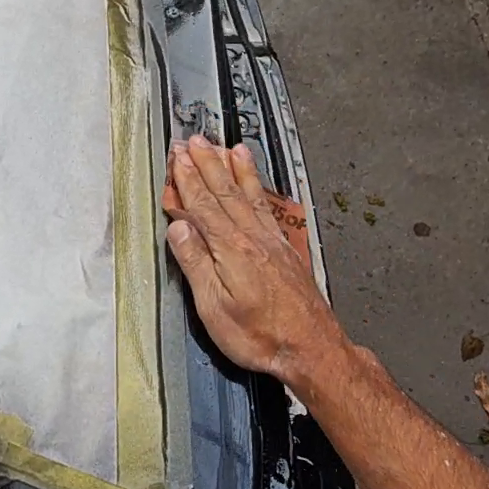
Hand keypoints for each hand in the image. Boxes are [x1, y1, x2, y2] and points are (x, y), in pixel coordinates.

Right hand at [163, 135, 347, 381]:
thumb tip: (178, 228)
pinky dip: (258, 189)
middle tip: (194, 141)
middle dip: (207, 165)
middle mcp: (252, 237)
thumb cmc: (259, 335)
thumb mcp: (214, 307)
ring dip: (234, 170)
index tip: (177, 157)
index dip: (188, 180)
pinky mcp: (284, 250)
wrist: (310, 347)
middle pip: (224, 193)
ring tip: (227, 147)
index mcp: (231, 249)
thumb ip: (196, 264)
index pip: (202, 206)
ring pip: (248, 195)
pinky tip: (255, 181)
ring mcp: (271, 241)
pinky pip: (267, 208)